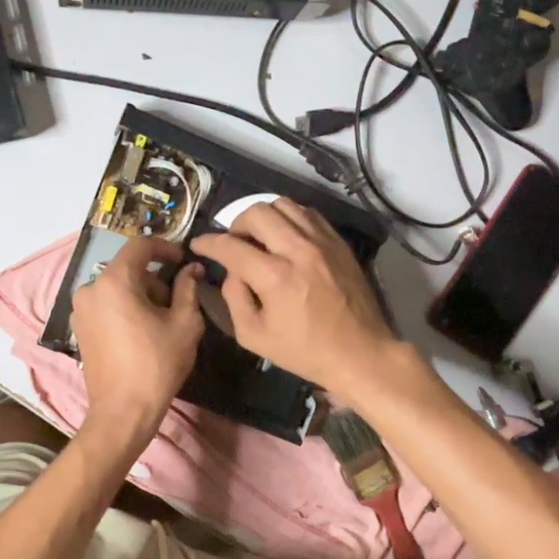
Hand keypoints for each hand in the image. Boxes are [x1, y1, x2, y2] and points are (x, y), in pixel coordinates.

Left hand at [71, 235, 205, 437]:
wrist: (123, 410)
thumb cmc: (157, 364)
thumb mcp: (184, 323)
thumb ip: (188, 288)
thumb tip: (191, 269)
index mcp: (114, 281)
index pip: (140, 246)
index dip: (165, 247)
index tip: (182, 260)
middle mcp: (90, 288)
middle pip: (128, 269)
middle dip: (154, 279)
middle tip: (178, 301)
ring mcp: (80, 310)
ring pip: (116, 288)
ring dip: (140, 295)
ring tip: (162, 321)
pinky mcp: (79, 329)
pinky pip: (106, 306)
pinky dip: (124, 309)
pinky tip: (142, 332)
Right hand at [190, 199, 399, 395]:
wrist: (360, 353)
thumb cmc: (305, 351)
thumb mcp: (254, 336)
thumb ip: (234, 298)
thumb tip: (231, 272)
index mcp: (275, 277)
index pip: (230, 246)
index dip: (208, 243)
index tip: (199, 244)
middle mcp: (298, 250)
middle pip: (257, 212)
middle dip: (236, 224)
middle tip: (233, 243)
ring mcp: (322, 242)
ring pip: (284, 205)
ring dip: (264, 217)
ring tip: (259, 237)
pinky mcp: (339, 243)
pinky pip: (308, 214)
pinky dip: (290, 219)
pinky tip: (286, 237)